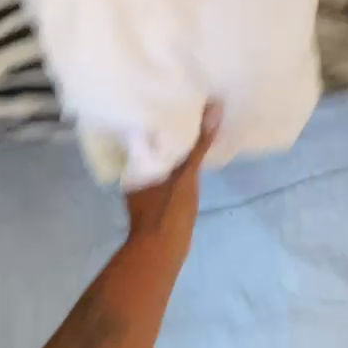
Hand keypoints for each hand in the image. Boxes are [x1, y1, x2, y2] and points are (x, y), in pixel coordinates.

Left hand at [123, 104, 221, 261]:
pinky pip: (164, 174)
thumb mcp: (186, 174)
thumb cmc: (168, 210)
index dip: (154, 114)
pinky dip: (175, 165)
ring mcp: (142, 187)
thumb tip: (213, 108)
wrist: (161, 249)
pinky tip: (188, 161)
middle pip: (150, 144)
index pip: (142, 129)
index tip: (170, 97)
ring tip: (190, 129)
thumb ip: (198, 144)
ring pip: (158, 159)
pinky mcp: (153, 199)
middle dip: (164, 130)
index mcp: (135, 160)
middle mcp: (134, 171)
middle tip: (184, 109)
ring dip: (171, 148)